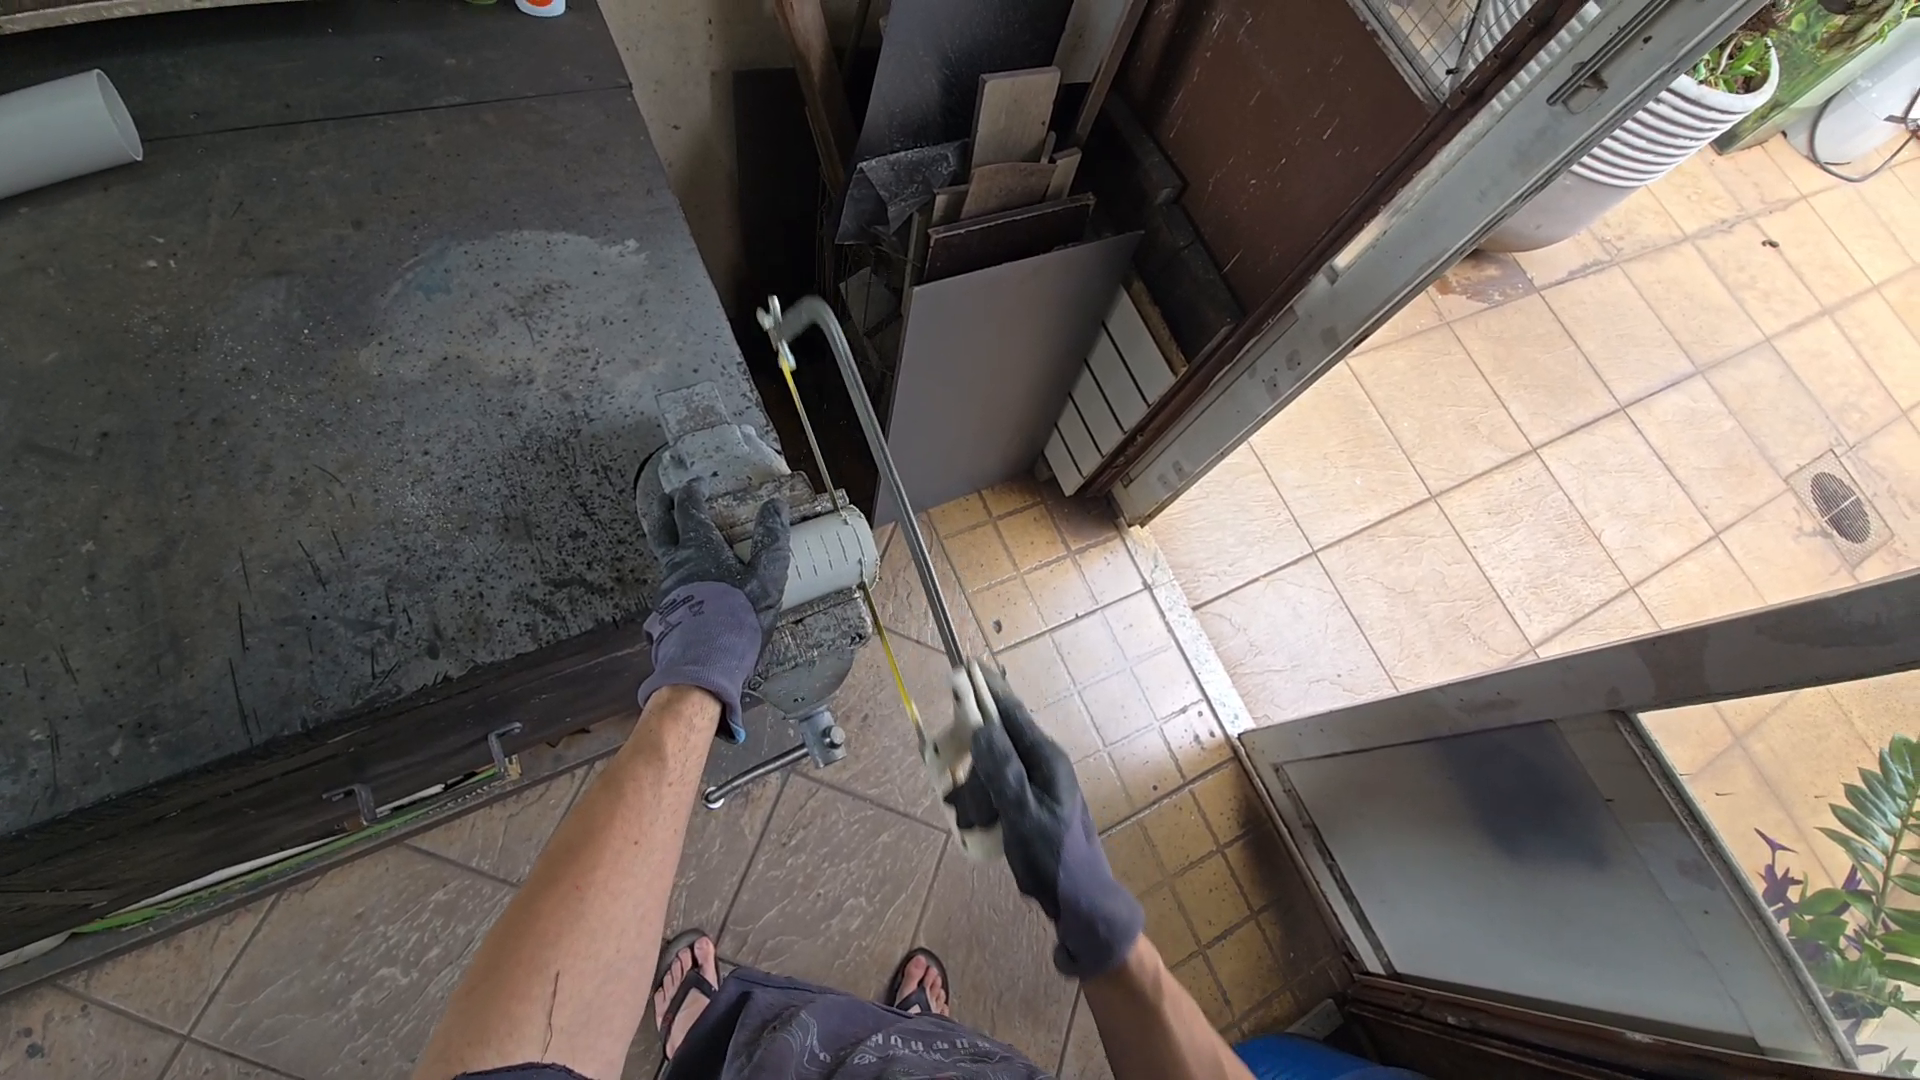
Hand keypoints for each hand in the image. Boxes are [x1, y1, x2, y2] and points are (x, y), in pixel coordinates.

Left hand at [636, 480, 790, 742]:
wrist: (706, 664)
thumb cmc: (738, 616)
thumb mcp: (766, 576)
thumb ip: (773, 540)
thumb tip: (775, 505)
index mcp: (698, 549)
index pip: (688, 510)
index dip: (692, 492)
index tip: (697, 483)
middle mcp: (676, 565)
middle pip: (660, 528)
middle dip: (665, 509)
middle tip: (670, 498)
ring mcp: (668, 591)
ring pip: (665, 557)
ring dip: (672, 542)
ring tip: (685, 542)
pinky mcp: (668, 615)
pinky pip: (672, 584)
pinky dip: (680, 573)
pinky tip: (693, 585)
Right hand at [951, 666, 1142, 977]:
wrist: (1080, 904)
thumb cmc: (1053, 859)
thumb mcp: (1023, 814)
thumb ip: (1002, 770)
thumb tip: (982, 726)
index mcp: (1045, 758)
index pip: (1012, 712)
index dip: (987, 690)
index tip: (966, 668)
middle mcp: (1042, 764)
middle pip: (997, 741)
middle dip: (972, 761)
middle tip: (955, 790)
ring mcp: (1038, 785)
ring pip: (993, 769)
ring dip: (976, 790)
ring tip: (970, 819)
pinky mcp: (1030, 804)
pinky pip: (998, 791)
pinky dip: (984, 804)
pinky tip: (978, 825)